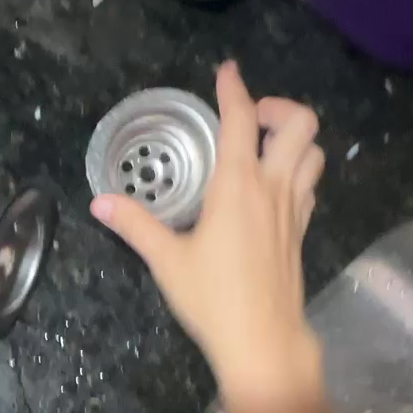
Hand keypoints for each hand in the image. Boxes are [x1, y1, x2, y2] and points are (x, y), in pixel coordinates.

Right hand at [91, 62, 325, 403]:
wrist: (261, 339)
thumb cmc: (211, 299)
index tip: (225, 73)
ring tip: (264, 148)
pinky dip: (297, 170)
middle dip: (276, 107)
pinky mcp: (299, 232)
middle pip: (299, 123)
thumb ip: (135, 226)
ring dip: (294, 138)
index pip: (241, 120)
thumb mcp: (166, 262)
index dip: (233, 90)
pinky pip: (309, 184)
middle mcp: (273, 188)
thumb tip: (100, 203)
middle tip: (247, 119)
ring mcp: (293, 210)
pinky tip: (273, 189)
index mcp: (238, 187)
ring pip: (313, 152)